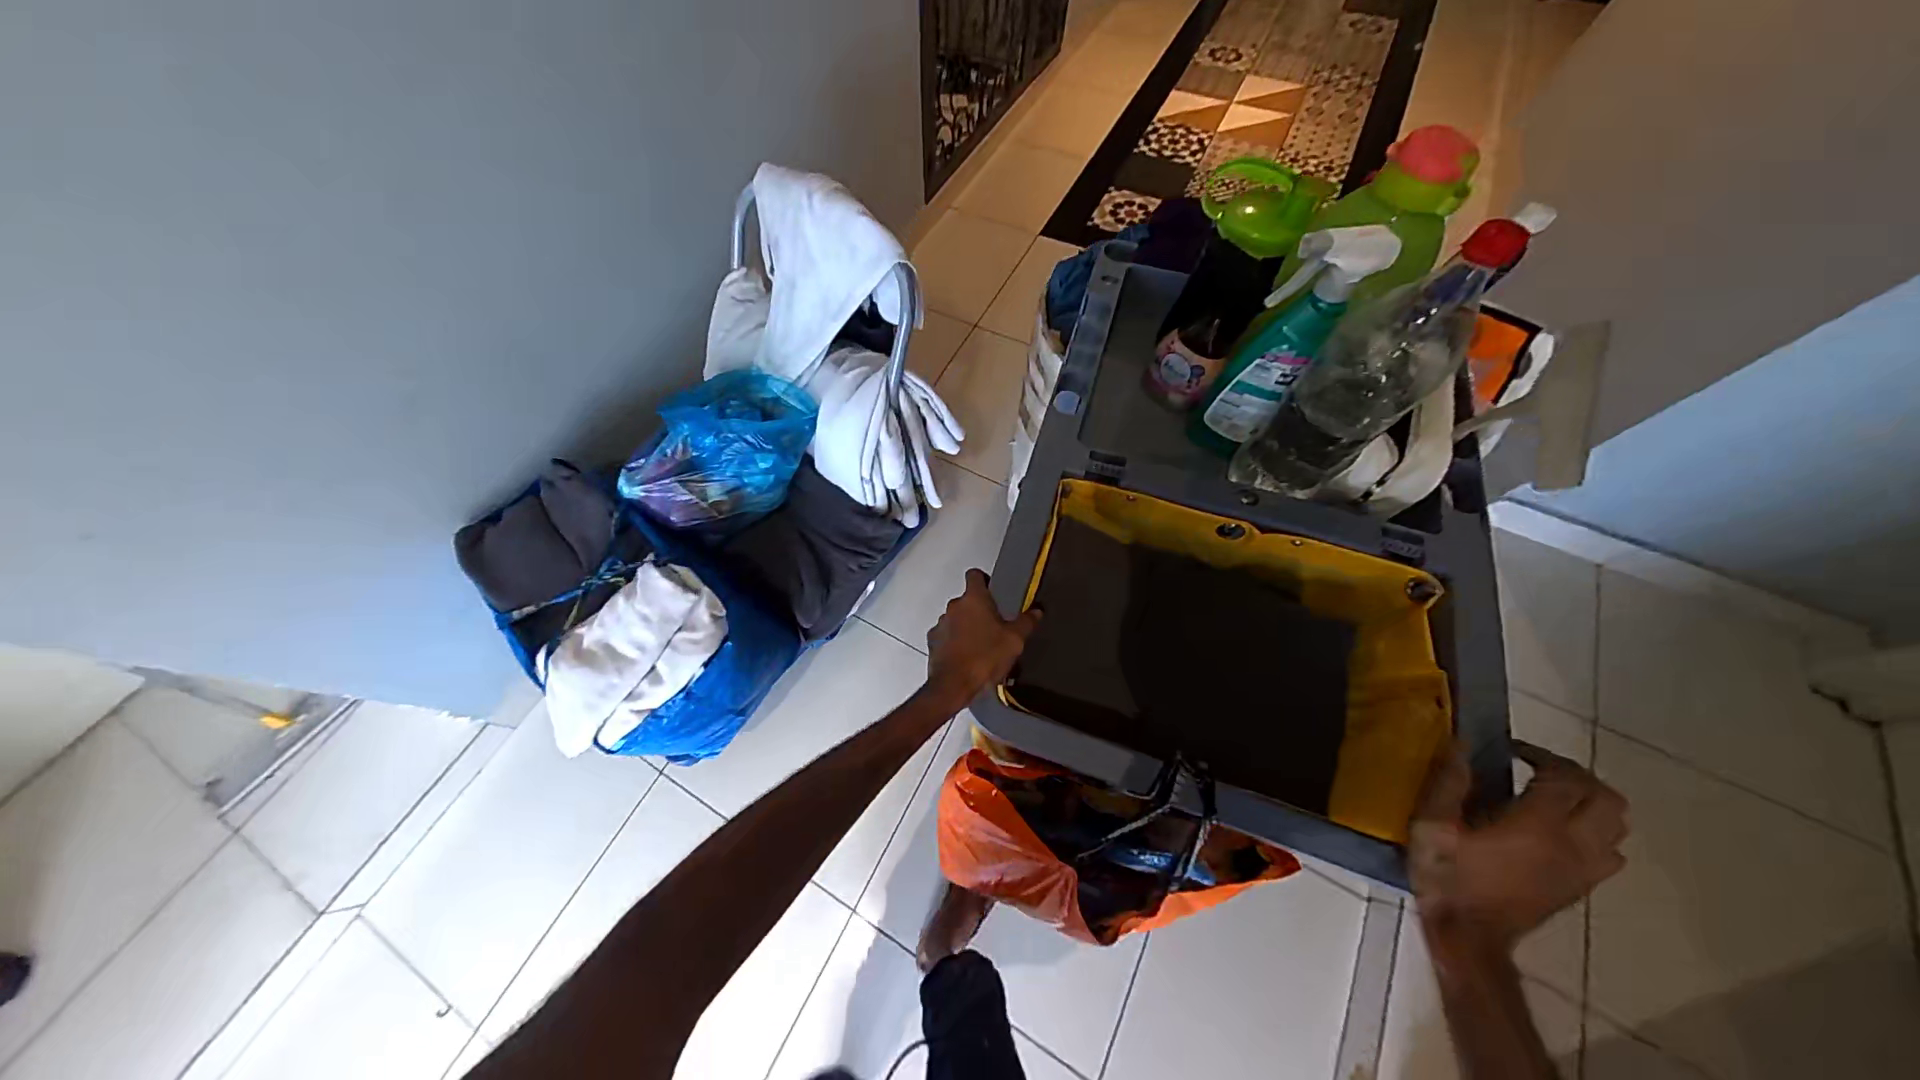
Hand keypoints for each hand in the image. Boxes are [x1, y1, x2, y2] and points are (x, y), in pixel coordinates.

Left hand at [924, 569, 1041, 708]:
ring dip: (966, 626)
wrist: (953, 685)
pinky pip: (946, 636)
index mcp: (973, 599)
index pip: (975, 574)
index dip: (984, 580)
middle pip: (967, 600)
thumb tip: (1037, 610)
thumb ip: (1026, 622)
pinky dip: (954, 641)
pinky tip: (966, 657)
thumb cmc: (986, 657)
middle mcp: (953, 606)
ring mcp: (940, 623)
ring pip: (956, 618)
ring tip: (980, 645)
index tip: (994, 592)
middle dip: (979, 610)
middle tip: (994, 627)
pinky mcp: (932, 642)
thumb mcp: (1015, 641)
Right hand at [1410, 741, 1627, 955]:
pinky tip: (1557, 829)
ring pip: (1616, 825)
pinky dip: (1594, 829)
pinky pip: (1609, 850)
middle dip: (1575, 775)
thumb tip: (1461, 744)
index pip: (1565, 777)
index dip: (1541, 754)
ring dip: (1590, 802)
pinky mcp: (1581, 886)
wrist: (1469, 937)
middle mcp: (1573, 845)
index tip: (1510, 749)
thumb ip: (1448, 782)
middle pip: (1606, 798)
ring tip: (1550, 794)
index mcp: (1538, 827)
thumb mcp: (1431, 825)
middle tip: (1536, 767)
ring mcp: (1583, 869)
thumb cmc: (1447, 878)